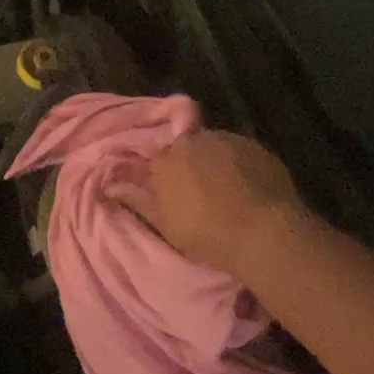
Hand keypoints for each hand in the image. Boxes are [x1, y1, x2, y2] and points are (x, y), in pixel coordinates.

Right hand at [110, 129, 306, 275]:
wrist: (263, 233)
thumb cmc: (207, 233)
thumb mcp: (164, 224)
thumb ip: (137, 200)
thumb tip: (109, 186)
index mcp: (167, 158)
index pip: (159, 160)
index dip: (166, 177)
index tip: (173, 195)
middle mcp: (194, 140)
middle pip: (187, 149)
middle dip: (191, 165)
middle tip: (200, 194)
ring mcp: (227, 140)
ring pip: (214, 148)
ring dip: (216, 163)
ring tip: (228, 193)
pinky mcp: (255, 147)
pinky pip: (241, 154)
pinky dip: (241, 166)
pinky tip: (249, 189)